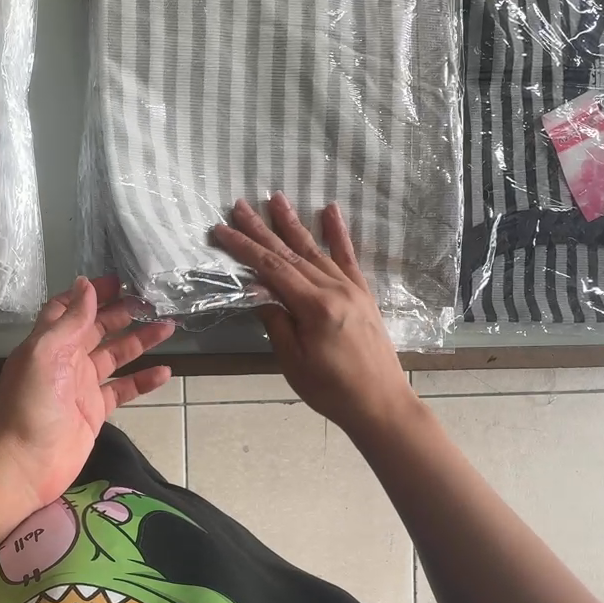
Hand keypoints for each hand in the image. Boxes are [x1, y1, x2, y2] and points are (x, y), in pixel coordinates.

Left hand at [0, 276, 174, 508]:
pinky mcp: (95, 411)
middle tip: (153, 300)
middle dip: (122, 313)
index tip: (120, 280)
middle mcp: (66, 360)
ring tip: (169, 327)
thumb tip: (86, 284)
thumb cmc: (29, 405)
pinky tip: (165, 372)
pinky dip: (143, 380)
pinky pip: (123, 389)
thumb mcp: (45, 354)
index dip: (92, 293)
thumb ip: (69, 320)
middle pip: (97, 328)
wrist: (25, 464)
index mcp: (49, 342)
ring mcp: (82, 386)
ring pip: (116, 356)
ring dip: (140, 341)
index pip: (70, 308)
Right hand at [210, 195, 417, 432]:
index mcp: (315, 307)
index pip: (272, 269)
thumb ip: (276, 323)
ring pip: (316, 249)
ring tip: (275, 199)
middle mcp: (334, 289)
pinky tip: (330, 211)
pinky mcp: (363, 294)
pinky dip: (338, 233)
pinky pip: (348, 257)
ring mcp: (351, 288)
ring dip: (293, 224)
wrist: (381, 404)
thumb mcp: (294, 362)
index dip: (244, 248)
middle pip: (290, 252)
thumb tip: (258, 293)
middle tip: (239, 206)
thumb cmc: (331, 390)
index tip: (222, 230)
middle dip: (262, 229)